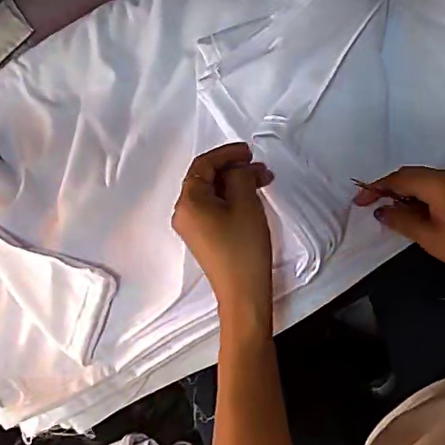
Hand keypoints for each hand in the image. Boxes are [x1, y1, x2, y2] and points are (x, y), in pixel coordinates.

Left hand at [173, 143, 276, 332]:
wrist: (243, 292)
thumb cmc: (243, 249)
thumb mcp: (245, 202)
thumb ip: (241, 176)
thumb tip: (240, 169)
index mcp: (188, 201)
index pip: (204, 165)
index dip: (227, 153)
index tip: (247, 151)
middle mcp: (184, 213)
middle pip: (206, 178)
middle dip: (233, 168)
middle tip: (258, 166)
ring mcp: (192, 227)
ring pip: (212, 193)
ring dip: (235, 183)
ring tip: (261, 182)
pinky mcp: (204, 238)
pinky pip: (214, 208)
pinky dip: (231, 198)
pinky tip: (251, 198)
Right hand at [354, 166, 444, 291]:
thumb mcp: (429, 237)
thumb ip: (401, 220)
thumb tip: (382, 211)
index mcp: (439, 182)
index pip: (399, 178)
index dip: (375, 188)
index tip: (358, 201)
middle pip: (411, 175)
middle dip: (388, 188)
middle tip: (369, 205)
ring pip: (423, 181)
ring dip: (404, 193)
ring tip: (388, 212)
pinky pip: (436, 188)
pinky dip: (419, 197)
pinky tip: (413, 213)